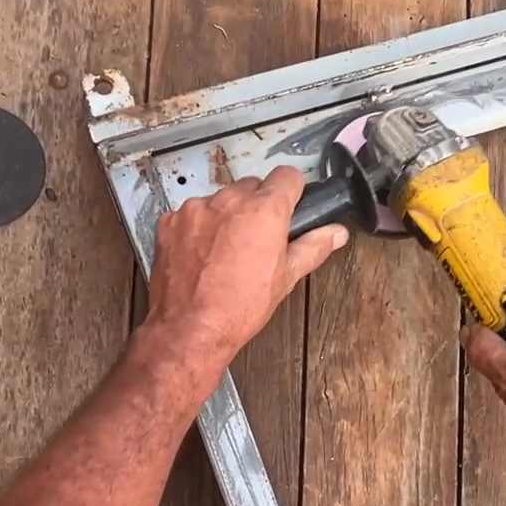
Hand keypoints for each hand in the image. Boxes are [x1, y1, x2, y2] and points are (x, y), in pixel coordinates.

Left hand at [144, 166, 347, 366]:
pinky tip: (202, 257)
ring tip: (226, 254)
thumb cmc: (238, 308)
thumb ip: (313, 247)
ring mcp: (195, 209)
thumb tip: (335, 233)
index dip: (291, 191)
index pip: (287, 176)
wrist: (191, 329)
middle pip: (252, 187)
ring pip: (220, 200)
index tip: (289, 207)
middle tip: (258, 240)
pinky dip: (197, 229)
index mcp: (264, 211)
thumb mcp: (285, 278)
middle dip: (257, 207)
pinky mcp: (170, 222)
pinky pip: (191, 215)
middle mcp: (229, 201)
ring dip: (226, 217)